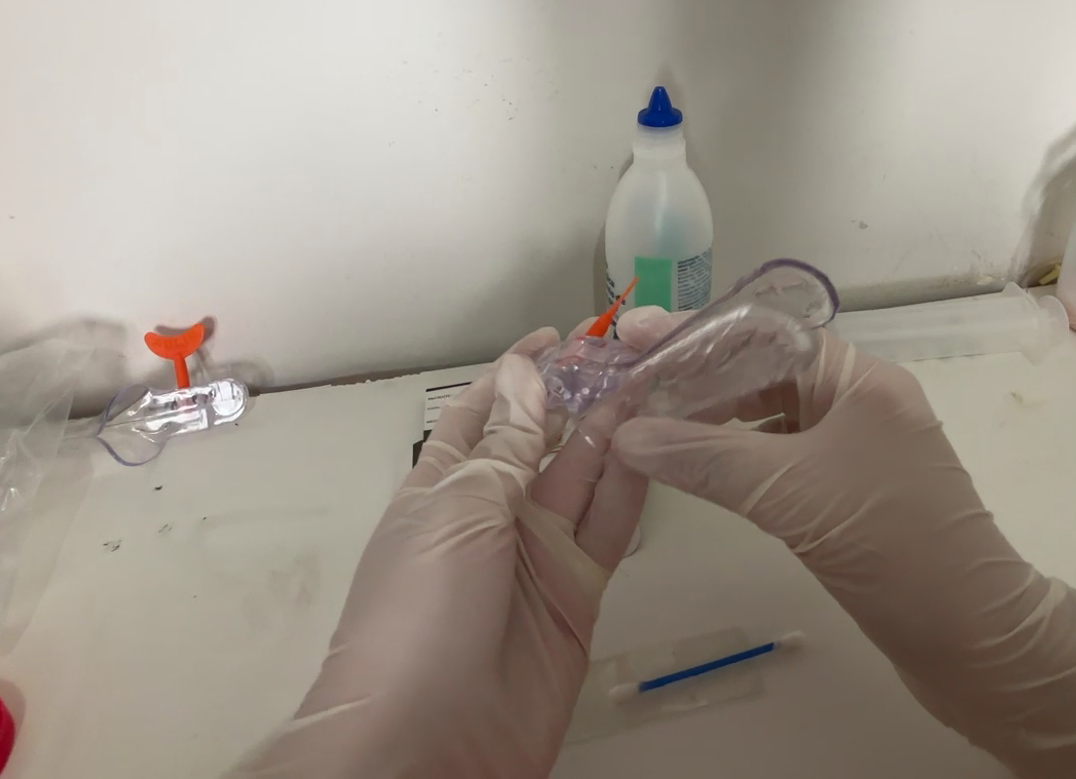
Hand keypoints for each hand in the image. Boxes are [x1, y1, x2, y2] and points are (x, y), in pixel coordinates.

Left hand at [233, 320, 662, 778]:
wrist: (428, 743)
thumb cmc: (423, 607)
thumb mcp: (459, 510)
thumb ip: (504, 443)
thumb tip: (523, 371)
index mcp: (447, 484)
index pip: (484, 411)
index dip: (517, 371)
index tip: (557, 337)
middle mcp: (496, 509)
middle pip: (541, 436)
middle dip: (574, 391)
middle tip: (622, 348)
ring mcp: (540, 549)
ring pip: (582, 473)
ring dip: (610, 427)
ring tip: (646, 380)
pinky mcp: (579, 588)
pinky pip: (609, 524)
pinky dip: (630, 483)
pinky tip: (652, 442)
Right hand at [610, 330, 1075, 778]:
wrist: (978, 644)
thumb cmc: (893, 548)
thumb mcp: (791, 494)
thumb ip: (704, 458)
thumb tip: (625, 433)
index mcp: (856, 377)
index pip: (762, 331)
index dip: (694, 331)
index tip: (635, 334)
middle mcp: (856, 396)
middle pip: (761, 365)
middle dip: (696, 371)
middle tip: (631, 377)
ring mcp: (854, 440)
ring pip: (769, 407)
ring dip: (712, 410)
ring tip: (652, 415)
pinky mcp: (847, 482)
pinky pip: (780, 446)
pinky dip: (736, 448)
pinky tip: (699, 458)